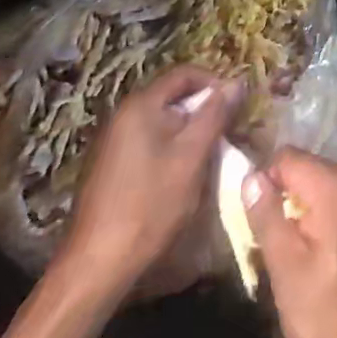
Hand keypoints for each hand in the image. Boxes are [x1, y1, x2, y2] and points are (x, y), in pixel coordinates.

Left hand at [61, 67, 238, 288]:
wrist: (98, 263)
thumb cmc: (151, 202)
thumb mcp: (193, 154)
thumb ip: (216, 113)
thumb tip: (237, 81)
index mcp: (140, 107)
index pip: (185, 74)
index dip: (216, 82)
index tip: (238, 103)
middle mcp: (123, 118)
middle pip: (174, 97)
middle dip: (206, 109)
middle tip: (231, 129)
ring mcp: (115, 143)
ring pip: (165, 121)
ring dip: (193, 130)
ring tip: (214, 152)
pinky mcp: (113, 166)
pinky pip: (152, 141)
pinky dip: (175, 147)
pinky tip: (187, 171)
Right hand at [243, 149, 336, 337]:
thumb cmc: (329, 306)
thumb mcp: (286, 266)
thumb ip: (267, 217)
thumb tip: (249, 175)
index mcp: (334, 181)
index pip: (285, 156)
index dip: (259, 179)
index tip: (243, 214)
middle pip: (301, 167)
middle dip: (276, 194)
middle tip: (256, 235)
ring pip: (313, 183)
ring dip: (292, 208)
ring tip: (275, 245)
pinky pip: (329, 197)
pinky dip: (311, 214)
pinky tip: (301, 247)